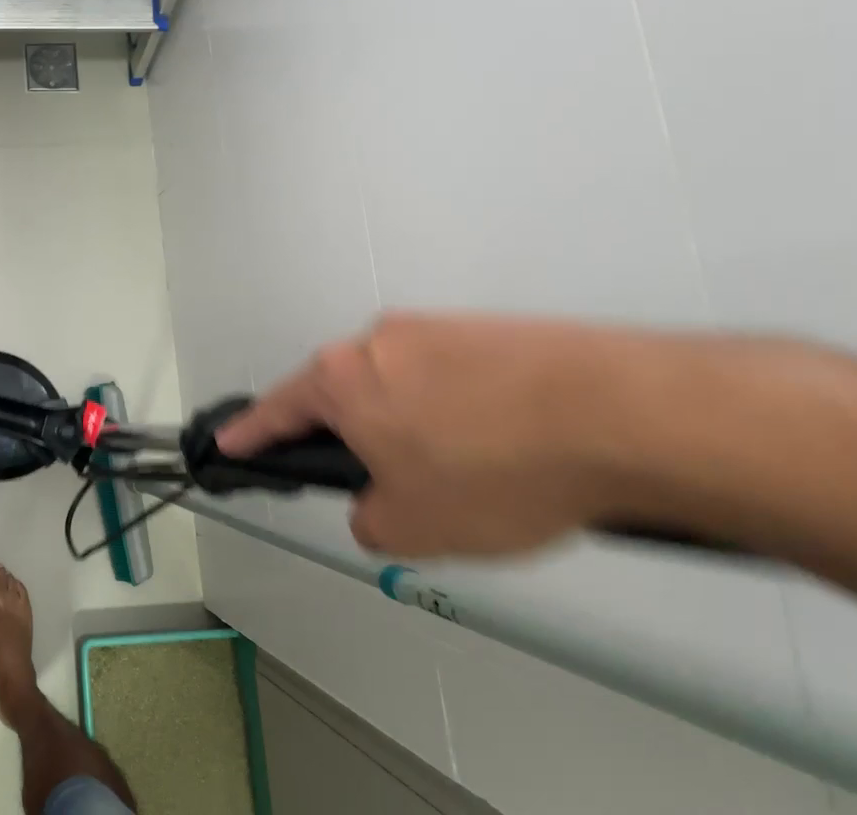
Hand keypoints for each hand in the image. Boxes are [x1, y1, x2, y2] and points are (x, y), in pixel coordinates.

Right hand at [214, 314, 632, 556]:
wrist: (630, 417)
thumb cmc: (495, 473)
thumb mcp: (413, 527)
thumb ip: (368, 519)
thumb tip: (377, 503)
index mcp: (343, 379)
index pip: (277, 411)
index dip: (250, 434)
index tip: (226, 444)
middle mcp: (382, 341)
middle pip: (347, 394)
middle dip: (356, 438)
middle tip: (386, 485)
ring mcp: (444, 329)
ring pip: (407, 387)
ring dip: (417, 427)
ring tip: (469, 478)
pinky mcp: (501, 332)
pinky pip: (460, 380)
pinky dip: (467, 415)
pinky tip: (510, 452)